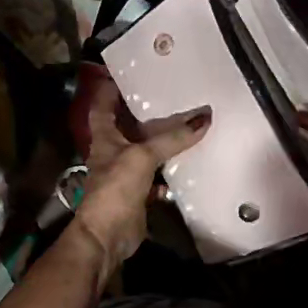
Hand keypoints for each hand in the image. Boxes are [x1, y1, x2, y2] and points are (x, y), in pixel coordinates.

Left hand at [71, 83, 209, 267]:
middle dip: (146, 112)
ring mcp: (124, 174)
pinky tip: (190, 160)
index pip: (102, 106)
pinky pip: (157, 176)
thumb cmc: (115, 189)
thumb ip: (171, 138)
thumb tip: (204, 117)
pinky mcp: (138, 193)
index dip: (110, 89)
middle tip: (172, 93)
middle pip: (128, 126)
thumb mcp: (141, 157)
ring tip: (189, 120)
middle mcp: (112, 152)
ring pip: (146, 151)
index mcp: (103, 138)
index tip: (128, 72)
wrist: (107, 235)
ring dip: (163, 140)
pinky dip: (171, 170)